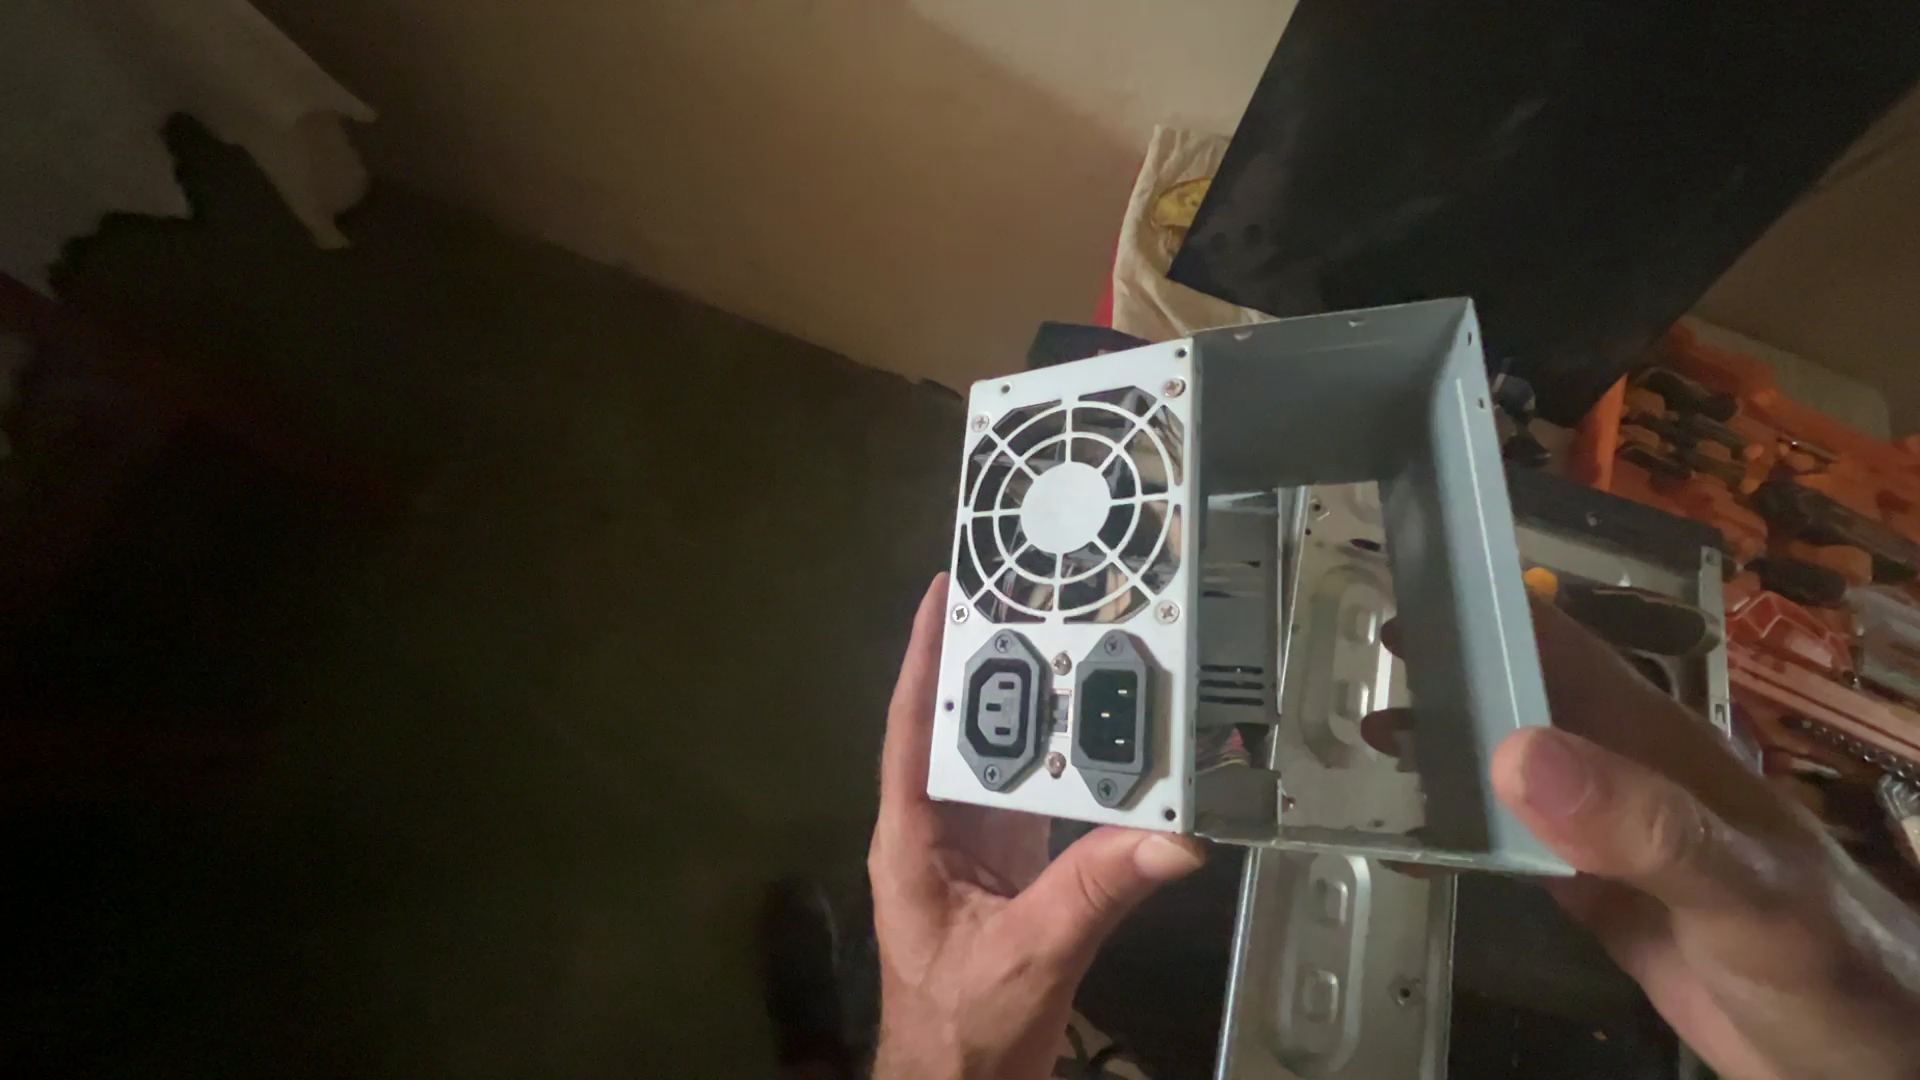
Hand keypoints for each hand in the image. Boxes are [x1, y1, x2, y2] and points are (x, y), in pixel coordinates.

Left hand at [867, 575, 1205, 1079]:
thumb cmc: (963, 1027)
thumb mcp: (1028, 955)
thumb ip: (1096, 892)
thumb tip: (1172, 836)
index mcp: (912, 832)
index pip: (911, 726)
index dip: (924, 656)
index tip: (941, 595)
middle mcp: (935, 821)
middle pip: (958, 728)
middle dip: (987, 664)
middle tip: (1024, 605)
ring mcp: (971, 838)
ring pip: (997, 754)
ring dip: (1026, 707)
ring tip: (1063, 649)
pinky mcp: (1006, 858)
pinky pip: (1031, 792)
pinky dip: (1058, 760)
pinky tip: (1091, 731)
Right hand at [1367, 603, 1919, 1079]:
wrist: (1874, 1065)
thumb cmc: (1836, 970)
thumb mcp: (1746, 894)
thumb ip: (1642, 823)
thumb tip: (1513, 750)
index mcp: (1641, 734)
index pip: (1548, 638)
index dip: (1476, 601)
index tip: (1401, 580)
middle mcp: (1608, 762)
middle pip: (1508, 692)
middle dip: (1437, 668)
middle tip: (1363, 654)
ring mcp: (1593, 822)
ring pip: (1495, 761)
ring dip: (1434, 745)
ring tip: (1370, 737)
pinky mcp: (1580, 878)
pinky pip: (1497, 837)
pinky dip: (1446, 830)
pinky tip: (1402, 842)